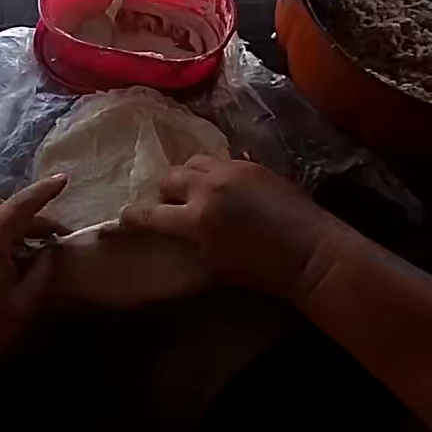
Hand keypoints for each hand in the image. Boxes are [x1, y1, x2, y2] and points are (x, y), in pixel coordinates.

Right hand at [120, 155, 359, 301]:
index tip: (121, 220)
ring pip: (193, 162)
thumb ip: (190, 240)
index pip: (151, 215)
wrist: (311, 253)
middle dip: (165, 192)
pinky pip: (222, 160)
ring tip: (197, 190)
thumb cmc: (261, 270)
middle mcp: (209, 187)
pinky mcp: (253, 165)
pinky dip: (215, 173)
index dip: (132, 219)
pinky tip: (225, 187)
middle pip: (169, 178)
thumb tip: (176, 230)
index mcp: (197, 219)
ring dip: (188, 177)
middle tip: (173, 206)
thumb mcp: (214, 264)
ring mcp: (232, 171)